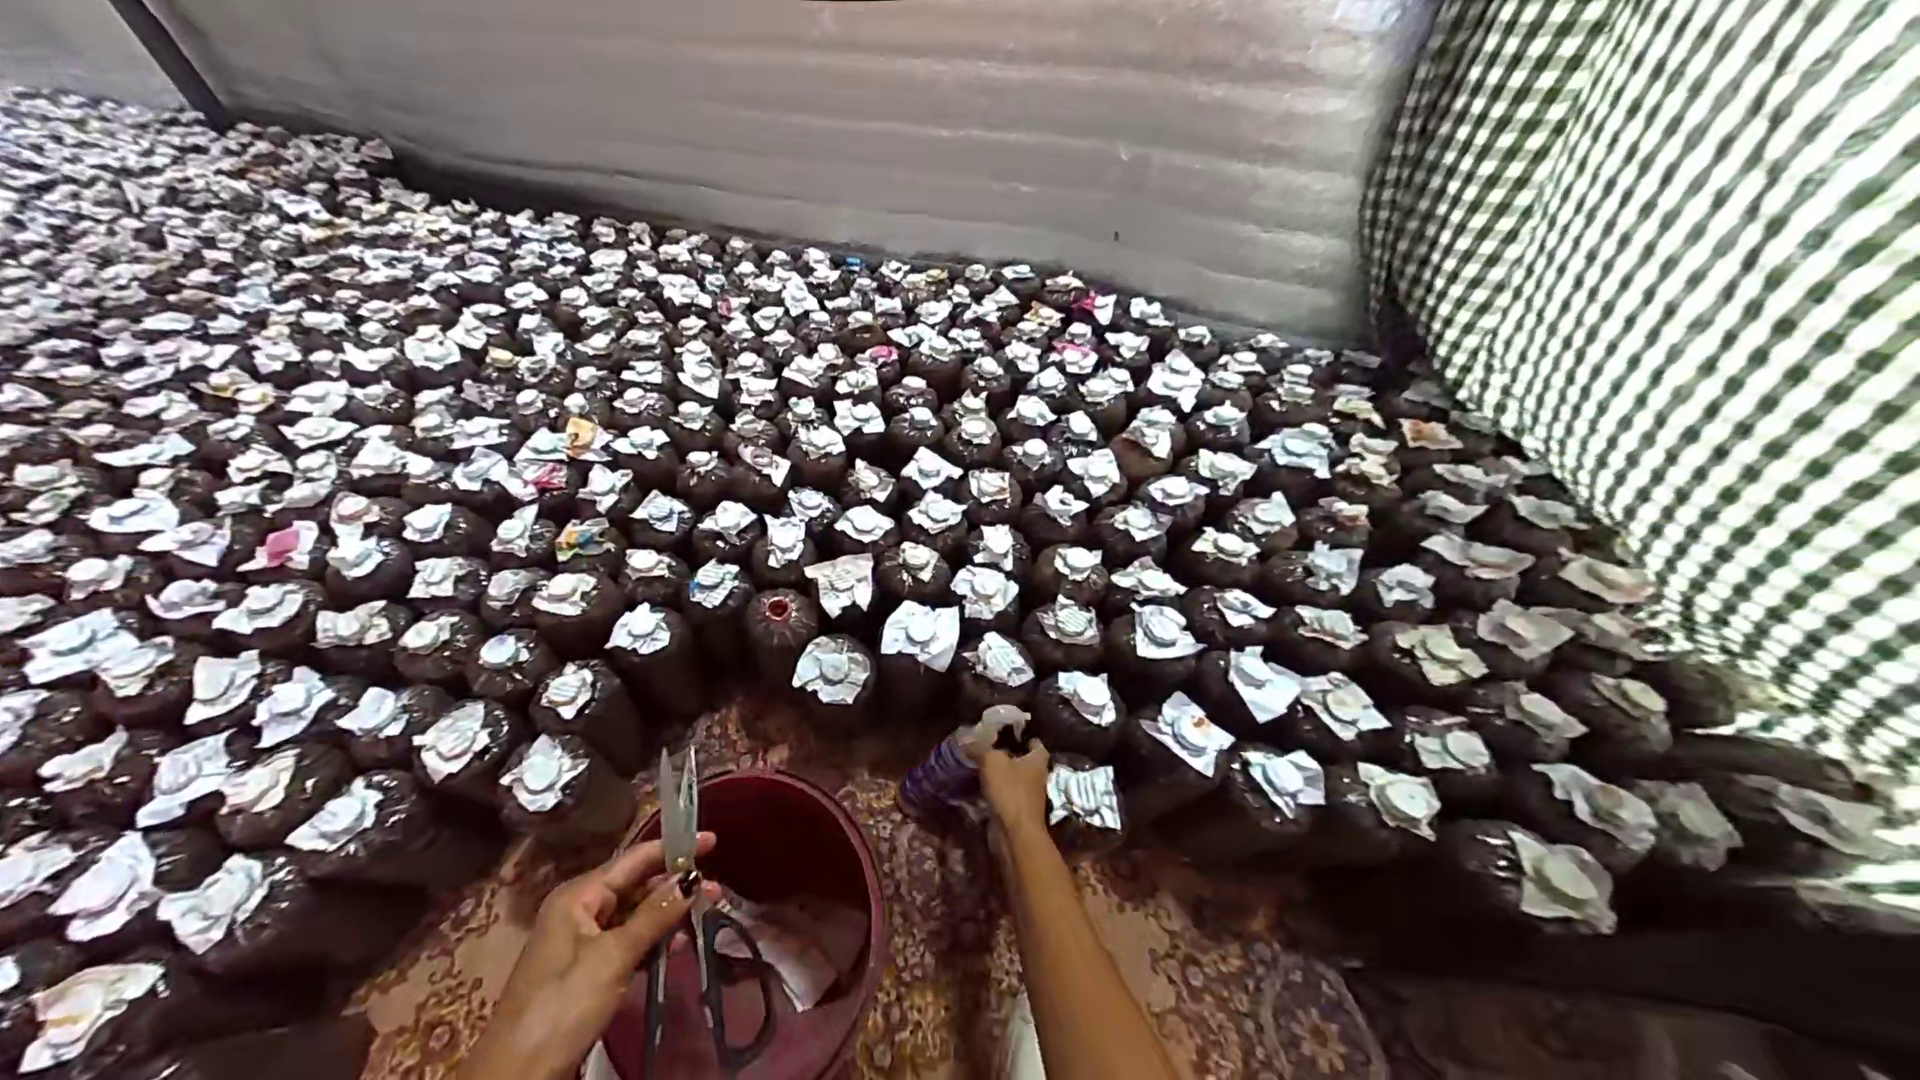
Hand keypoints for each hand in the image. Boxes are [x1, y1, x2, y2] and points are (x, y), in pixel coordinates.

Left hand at [460, 833, 721, 1079]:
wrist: (514, 1079)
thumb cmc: (562, 1007)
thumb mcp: (613, 957)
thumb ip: (655, 914)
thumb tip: (692, 877)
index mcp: (578, 896)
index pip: (635, 858)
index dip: (674, 847)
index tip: (713, 840)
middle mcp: (580, 910)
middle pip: (637, 884)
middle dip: (677, 883)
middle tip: (717, 890)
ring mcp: (582, 941)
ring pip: (636, 912)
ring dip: (669, 913)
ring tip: (705, 915)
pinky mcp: (588, 969)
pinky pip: (630, 939)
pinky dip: (655, 938)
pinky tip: (678, 945)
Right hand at [979, 740, 1050, 842]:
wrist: (1014, 833)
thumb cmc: (1010, 790)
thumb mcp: (992, 761)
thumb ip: (980, 748)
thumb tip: (966, 740)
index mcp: (1037, 760)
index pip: (1035, 743)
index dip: (1022, 736)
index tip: (1005, 731)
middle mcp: (1037, 776)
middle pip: (1023, 760)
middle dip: (1007, 754)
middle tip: (986, 747)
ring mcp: (1028, 795)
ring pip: (1013, 778)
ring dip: (999, 773)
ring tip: (978, 764)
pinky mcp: (1017, 810)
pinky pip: (1005, 794)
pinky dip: (994, 790)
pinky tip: (978, 785)